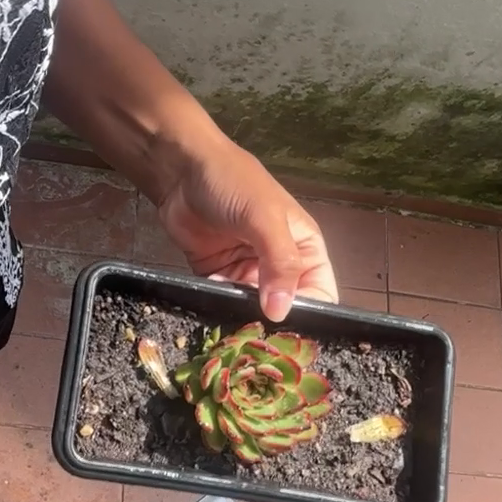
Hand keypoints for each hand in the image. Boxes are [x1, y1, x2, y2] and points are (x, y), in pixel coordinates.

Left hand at [153, 141, 337, 321]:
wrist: (181, 171)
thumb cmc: (233, 184)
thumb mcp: (264, 219)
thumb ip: (279, 264)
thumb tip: (282, 311)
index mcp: (304, 248)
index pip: (320, 293)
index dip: (310, 314)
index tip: (288, 330)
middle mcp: (279, 265)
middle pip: (285, 307)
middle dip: (270, 320)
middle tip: (254, 328)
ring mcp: (247, 272)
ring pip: (252, 308)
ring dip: (241, 313)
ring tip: (231, 313)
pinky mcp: (217, 275)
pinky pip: (222, 300)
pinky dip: (218, 302)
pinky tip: (212, 293)